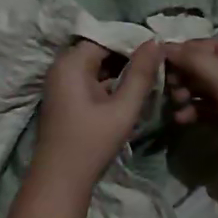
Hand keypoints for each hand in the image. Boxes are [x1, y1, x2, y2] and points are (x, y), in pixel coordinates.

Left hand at [31, 39, 163, 187]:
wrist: (61, 178)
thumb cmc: (92, 142)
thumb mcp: (123, 108)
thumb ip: (141, 74)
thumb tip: (155, 42)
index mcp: (70, 63)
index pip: (105, 38)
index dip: (131, 42)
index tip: (157, 50)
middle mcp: (61, 67)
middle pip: (99, 50)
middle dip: (126, 56)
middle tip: (156, 63)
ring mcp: (60, 83)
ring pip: (95, 66)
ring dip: (119, 70)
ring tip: (148, 75)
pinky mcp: (64, 97)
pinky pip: (89, 79)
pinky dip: (108, 82)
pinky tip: (130, 90)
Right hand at [163, 40, 217, 174]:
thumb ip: (198, 62)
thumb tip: (166, 46)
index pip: (213, 46)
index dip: (187, 51)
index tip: (160, 60)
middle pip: (207, 66)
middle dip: (185, 74)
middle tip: (169, 86)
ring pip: (204, 89)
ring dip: (186, 93)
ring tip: (176, 103)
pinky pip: (205, 109)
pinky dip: (192, 111)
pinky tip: (181, 119)